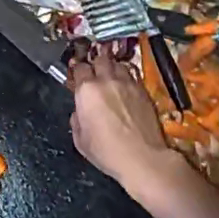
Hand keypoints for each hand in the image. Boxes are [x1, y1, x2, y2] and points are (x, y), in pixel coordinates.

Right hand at [69, 46, 185, 202]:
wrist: (142, 158)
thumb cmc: (108, 152)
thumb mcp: (80, 141)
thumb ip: (76, 120)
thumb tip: (79, 113)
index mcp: (86, 90)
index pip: (79, 67)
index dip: (77, 72)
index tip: (78, 79)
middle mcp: (106, 80)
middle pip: (99, 59)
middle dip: (95, 65)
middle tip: (94, 76)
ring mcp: (126, 83)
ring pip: (117, 64)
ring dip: (112, 69)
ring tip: (111, 79)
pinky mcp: (142, 90)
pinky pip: (131, 75)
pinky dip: (126, 78)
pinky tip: (125, 89)